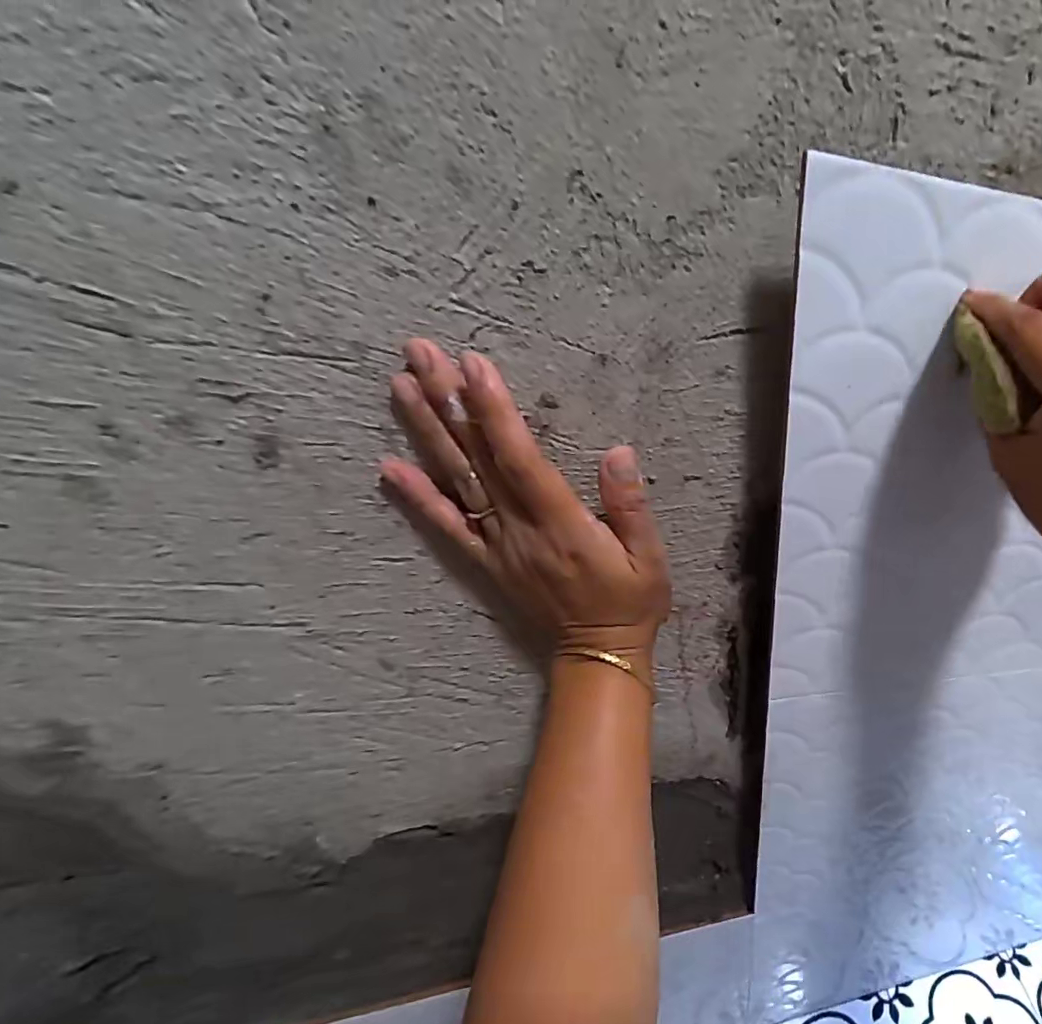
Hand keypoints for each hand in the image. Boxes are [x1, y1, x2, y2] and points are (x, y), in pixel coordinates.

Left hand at [379, 339, 670, 673]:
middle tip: (420, 353)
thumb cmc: (633, 601)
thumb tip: (618, 452)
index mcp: (563, 525)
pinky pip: (448, 528)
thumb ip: (631, 505)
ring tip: (402, 385)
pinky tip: (390, 465)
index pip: (521, 459)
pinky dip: (417, 497)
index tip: (473, 365)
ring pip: (457, 483)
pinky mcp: (488, 564)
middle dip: (450, 403)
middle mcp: (521, 531)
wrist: (599, 652)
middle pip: (478, 460)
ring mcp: (498, 547)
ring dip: (429, 433)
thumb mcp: (651, 556)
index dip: (495, 412)